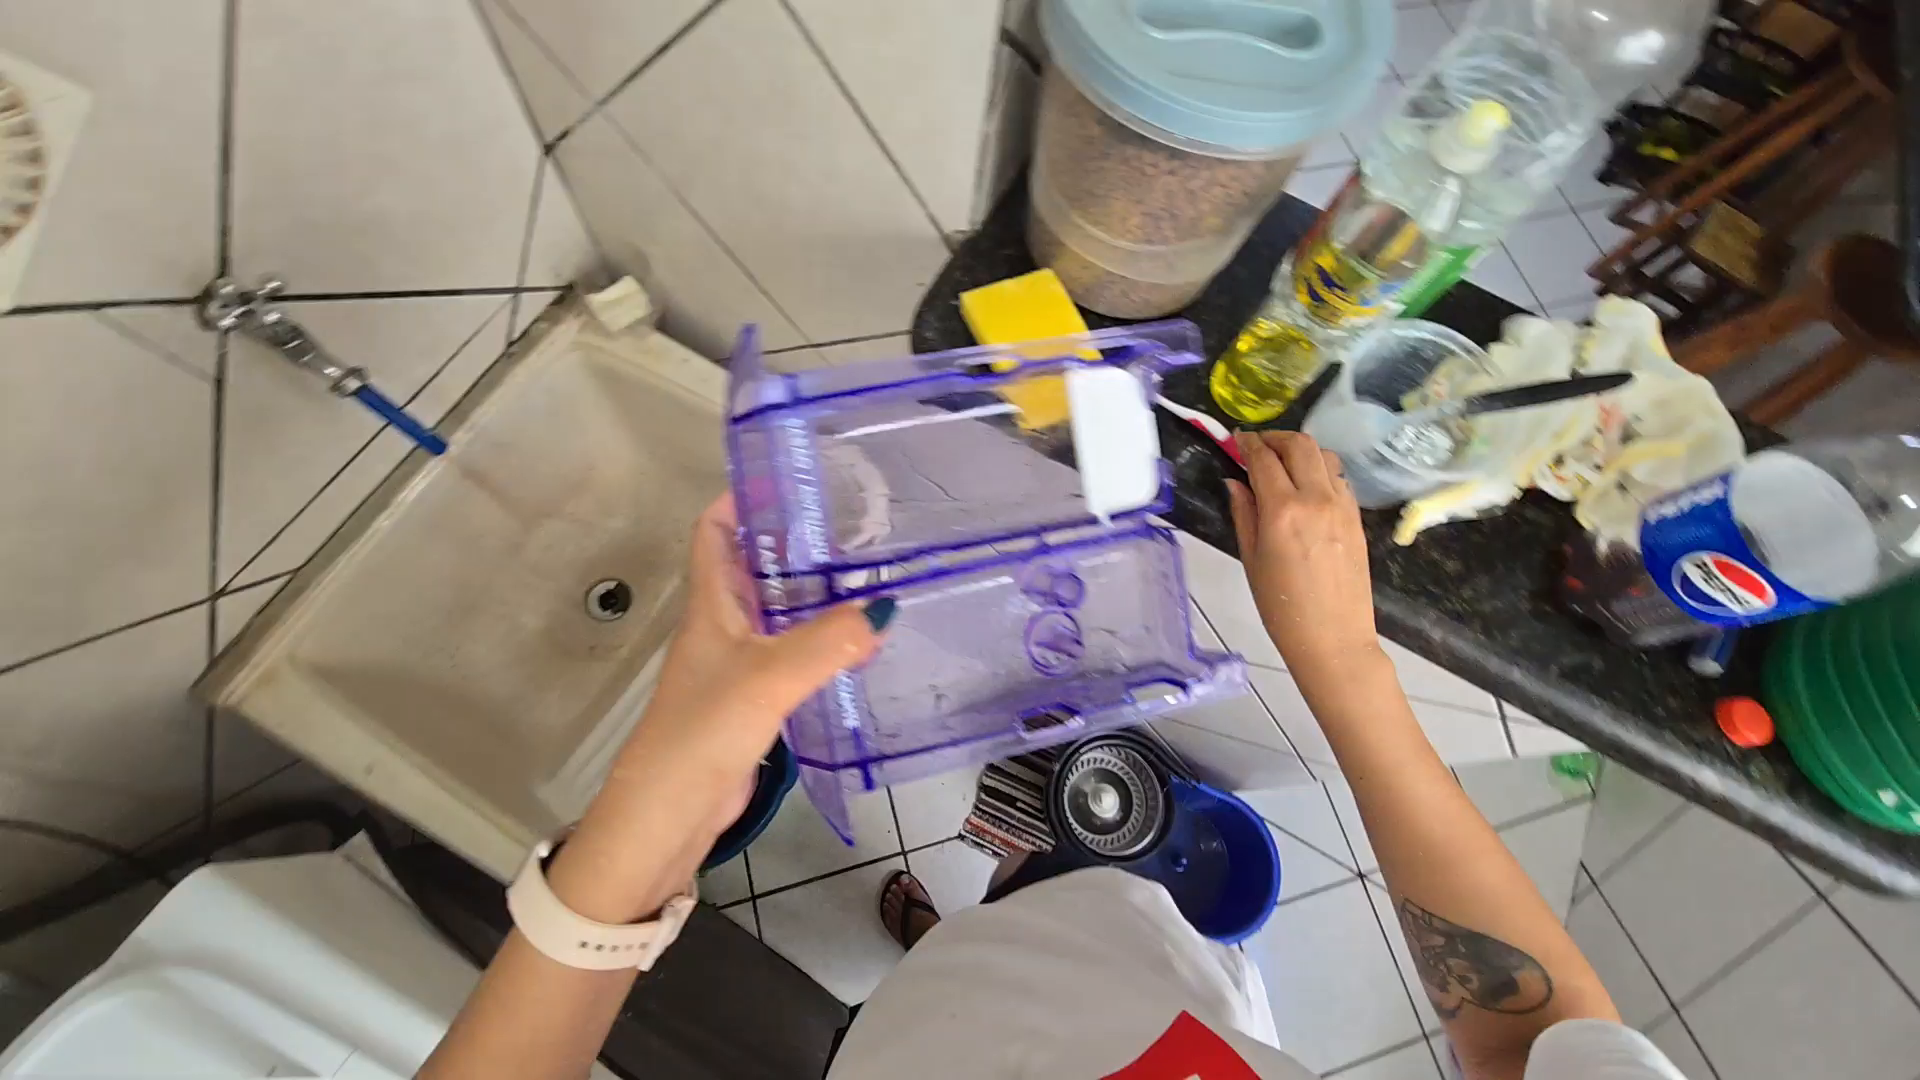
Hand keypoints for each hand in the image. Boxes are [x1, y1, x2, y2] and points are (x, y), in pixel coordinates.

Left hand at [550, 494, 893, 918]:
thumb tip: (883, 609)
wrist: (666, 818)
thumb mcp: (767, 679)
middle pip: (752, 568)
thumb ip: (826, 643)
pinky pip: (790, 655)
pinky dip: (818, 642)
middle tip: (849, 525)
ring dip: (810, 594)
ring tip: (864, 574)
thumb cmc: (703, 733)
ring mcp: (736, 665)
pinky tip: (854, 644)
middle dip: (791, 542)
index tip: (785, 478)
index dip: (739, 500)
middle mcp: (721, 627)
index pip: (712, 533)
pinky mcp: (753, 701)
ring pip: (775, 613)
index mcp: (710, 606)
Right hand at [1226, 432, 1382, 682]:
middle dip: (1275, 438)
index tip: (1236, 439)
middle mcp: (1316, 499)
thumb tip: (1236, 482)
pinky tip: (1305, 486)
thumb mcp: (1251, 557)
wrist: (1333, 637)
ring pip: (1324, 455)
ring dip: (1300, 450)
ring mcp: (1342, 505)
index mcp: (1282, 510)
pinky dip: (1319, 470)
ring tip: (1282, 462)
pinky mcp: (1356, 516)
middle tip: (1257, 446)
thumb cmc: (1281, 605)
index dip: (1247, 443)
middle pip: (1300, 444)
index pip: (1263, 459)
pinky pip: (1338, 478)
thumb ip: (1244, 513)